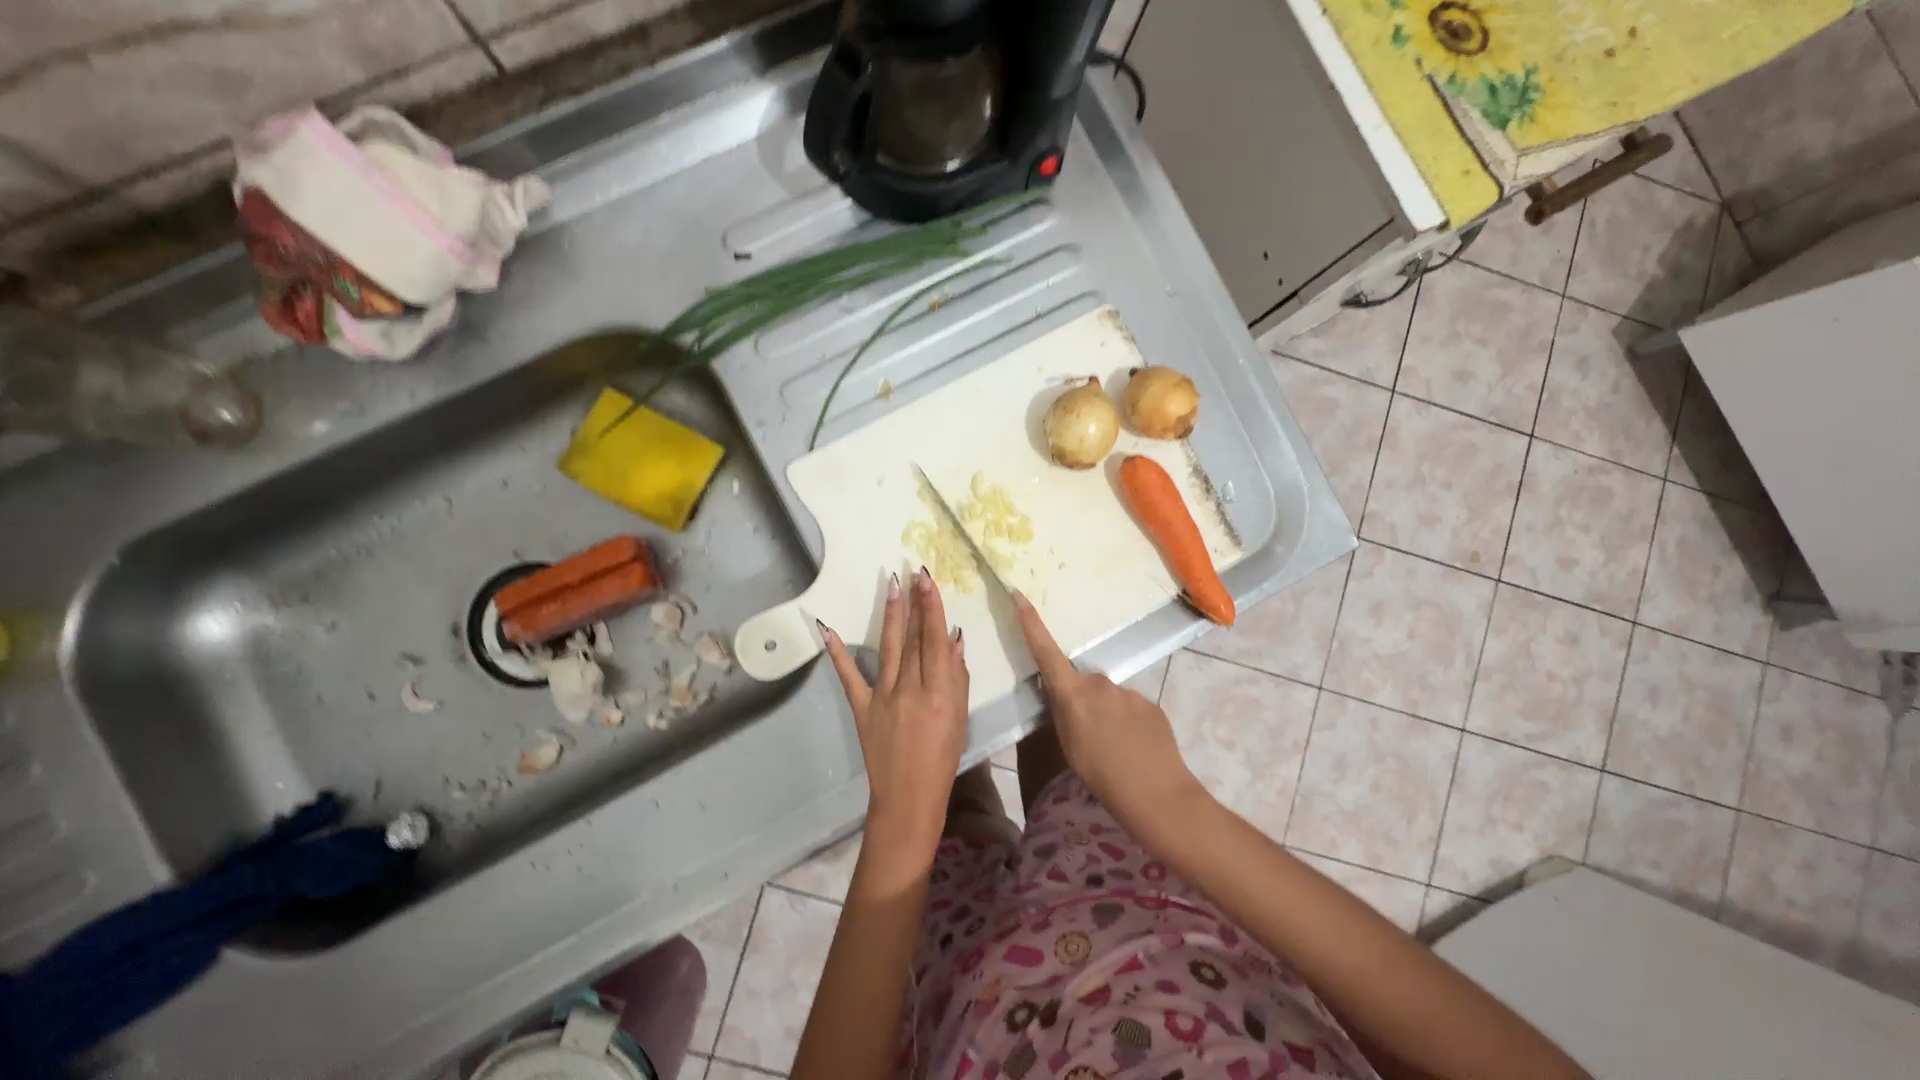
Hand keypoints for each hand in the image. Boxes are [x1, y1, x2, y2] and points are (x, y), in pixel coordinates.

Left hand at [821, 568, 968, 880]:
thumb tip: (953, 639)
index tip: (928, 580)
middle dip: (913, 603)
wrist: (908, 796)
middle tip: (910, 573)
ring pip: (888, 648)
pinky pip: (850, 677)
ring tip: (890, 587)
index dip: (932, 607)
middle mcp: (911, 688)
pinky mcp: (862, 708)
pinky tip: (828, 628)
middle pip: (912, 638)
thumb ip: (958, 678)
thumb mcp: (960, 718)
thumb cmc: (942, 758)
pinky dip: (838, 653)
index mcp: (940, 691)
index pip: (935, 639)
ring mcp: (883, 696)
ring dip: (889, 616)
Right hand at [1011, 592, 1208, 837]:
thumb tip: (1064, 695)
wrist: (1157, 793)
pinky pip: (1130, 709)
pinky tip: (1132, 749)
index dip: (1031, 623)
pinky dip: (1126, 725)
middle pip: (1082, 684)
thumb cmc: (1102, 776)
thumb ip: (1064, 713)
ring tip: (1112, 750)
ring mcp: (1129, 692)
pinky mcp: (1150, 704)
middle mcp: (1100, 684)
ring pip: (1108, 699)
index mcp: (1074, 695)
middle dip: (1081, 701)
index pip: (1046, 653)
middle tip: (1085, 738)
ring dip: (1105, 716)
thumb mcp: (1069, 747)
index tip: (1019, 595)